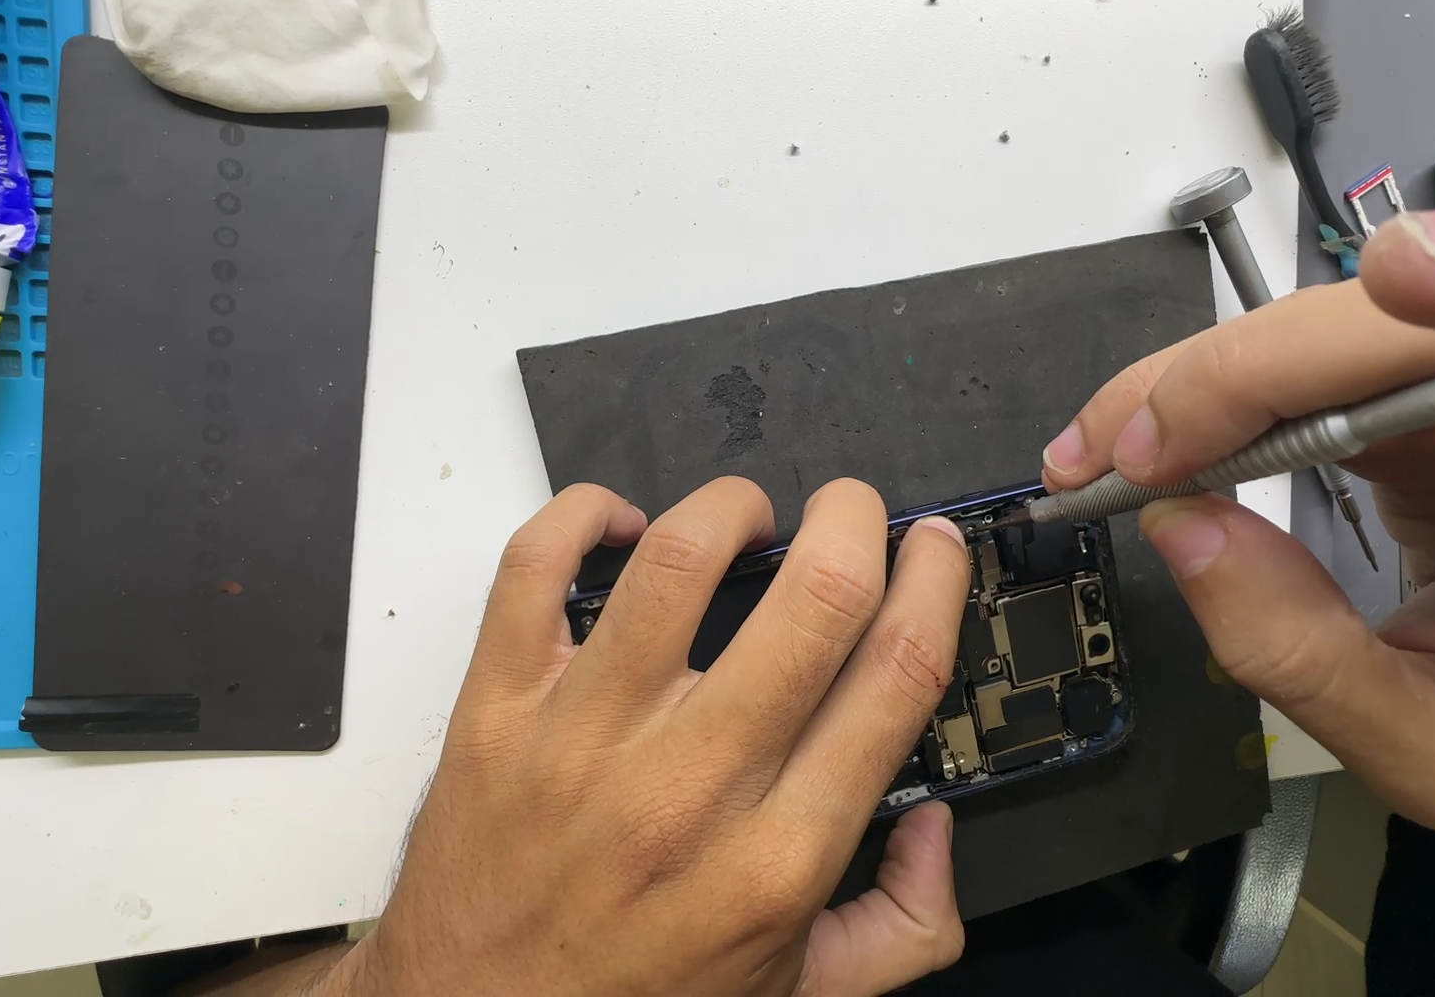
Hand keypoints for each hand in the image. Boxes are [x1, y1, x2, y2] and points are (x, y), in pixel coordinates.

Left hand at [330, 477, 972, 996]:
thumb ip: (900, 926)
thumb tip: (935, 825)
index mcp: (780, 852)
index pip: (894, 675)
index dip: (933, 585)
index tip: (932, 548)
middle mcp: (689, 782)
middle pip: (812, 599)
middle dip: (851, 521)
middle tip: (849, 509)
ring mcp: (584, 734)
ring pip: (676, 560)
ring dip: (729, 508)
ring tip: (744, 518)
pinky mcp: (499, 705)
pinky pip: (535, 567)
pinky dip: (582, 515)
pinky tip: (619, 523)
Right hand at [1040, 172, 1434, 832]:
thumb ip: (1315, 656)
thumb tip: (1177, 521)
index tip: (1404, 280)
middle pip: (1414, 316)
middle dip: (1243, 371)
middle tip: (1116, 458)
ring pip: (1329, 320)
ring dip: (1195, 379)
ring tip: (1100, 455)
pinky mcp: (1419, 366)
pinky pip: (1298, 352)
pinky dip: (1203, 390)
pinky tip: (1144, 434)